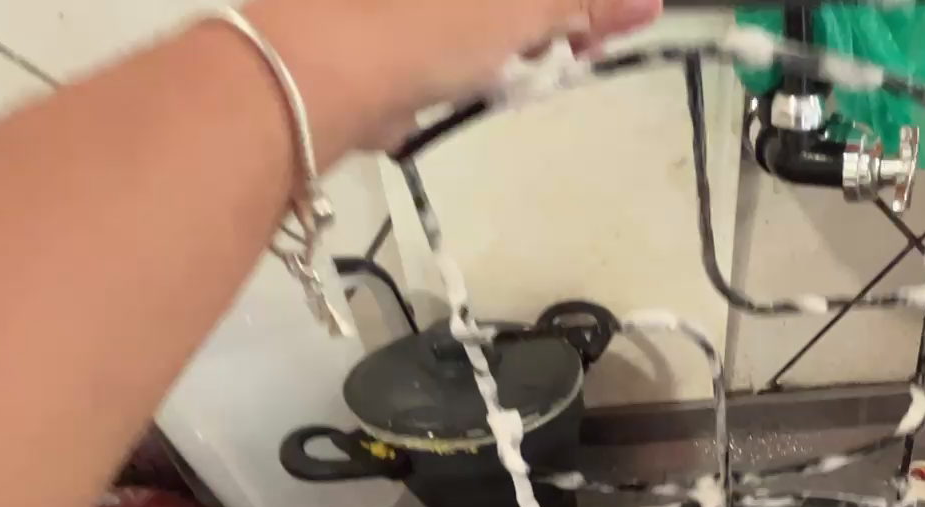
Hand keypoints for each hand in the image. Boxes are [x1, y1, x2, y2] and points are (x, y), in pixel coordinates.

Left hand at [244, 0, 663, 157]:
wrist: (325, 75)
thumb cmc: (426, 27)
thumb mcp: (521, 10)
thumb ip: (585, 4)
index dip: (585, 10)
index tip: (599, 32)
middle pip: (529, 3)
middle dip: (553, 24)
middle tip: (557, 58)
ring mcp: (427, 8)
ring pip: (501, 18)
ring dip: (524, 46)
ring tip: (516, 75)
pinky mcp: (406, 28)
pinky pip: (469, 36)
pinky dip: (489, 59)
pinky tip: (487, 80)